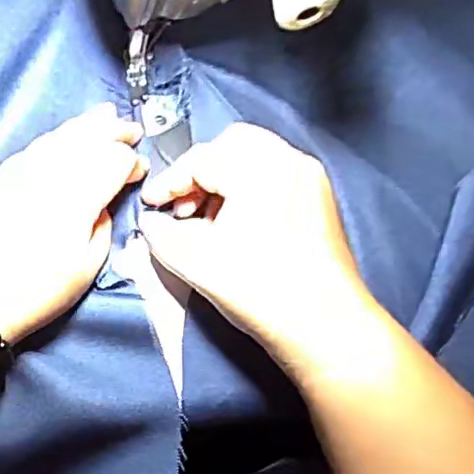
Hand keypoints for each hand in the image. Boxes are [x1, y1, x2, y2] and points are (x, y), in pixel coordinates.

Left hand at [0, 104, 147, 344]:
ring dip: (86, 125)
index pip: (115, 160)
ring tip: (103, 118)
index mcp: (78, 194)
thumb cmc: (32, 292)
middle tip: (131, 129)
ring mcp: (20, 169)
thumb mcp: (85, 269)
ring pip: (61, 134)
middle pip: (89, 136)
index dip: (132, 162)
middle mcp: (50, 171)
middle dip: (114, 131)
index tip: (139, 170)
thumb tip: (102, 209)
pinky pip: (36, 145)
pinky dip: (57, 138)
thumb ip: (102, 229)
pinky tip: (62, 141)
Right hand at [139, 123, 384, 374]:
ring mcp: (310, 182)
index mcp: (260, 168)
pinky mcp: (319, 204)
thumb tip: (152, 225)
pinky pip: (275, 181)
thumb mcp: (195, 262)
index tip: (152, 203)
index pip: (201, 157)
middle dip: (199, 174)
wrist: (322, 326)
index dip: (169, 181)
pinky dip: (248, 194)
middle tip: (179, 209)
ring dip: (222, 184)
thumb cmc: (264, 292)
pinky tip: (234, 231)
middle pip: (231, 147)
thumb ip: (161, 236)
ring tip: (204, 225)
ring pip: (255, 162)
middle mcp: (290, 163)